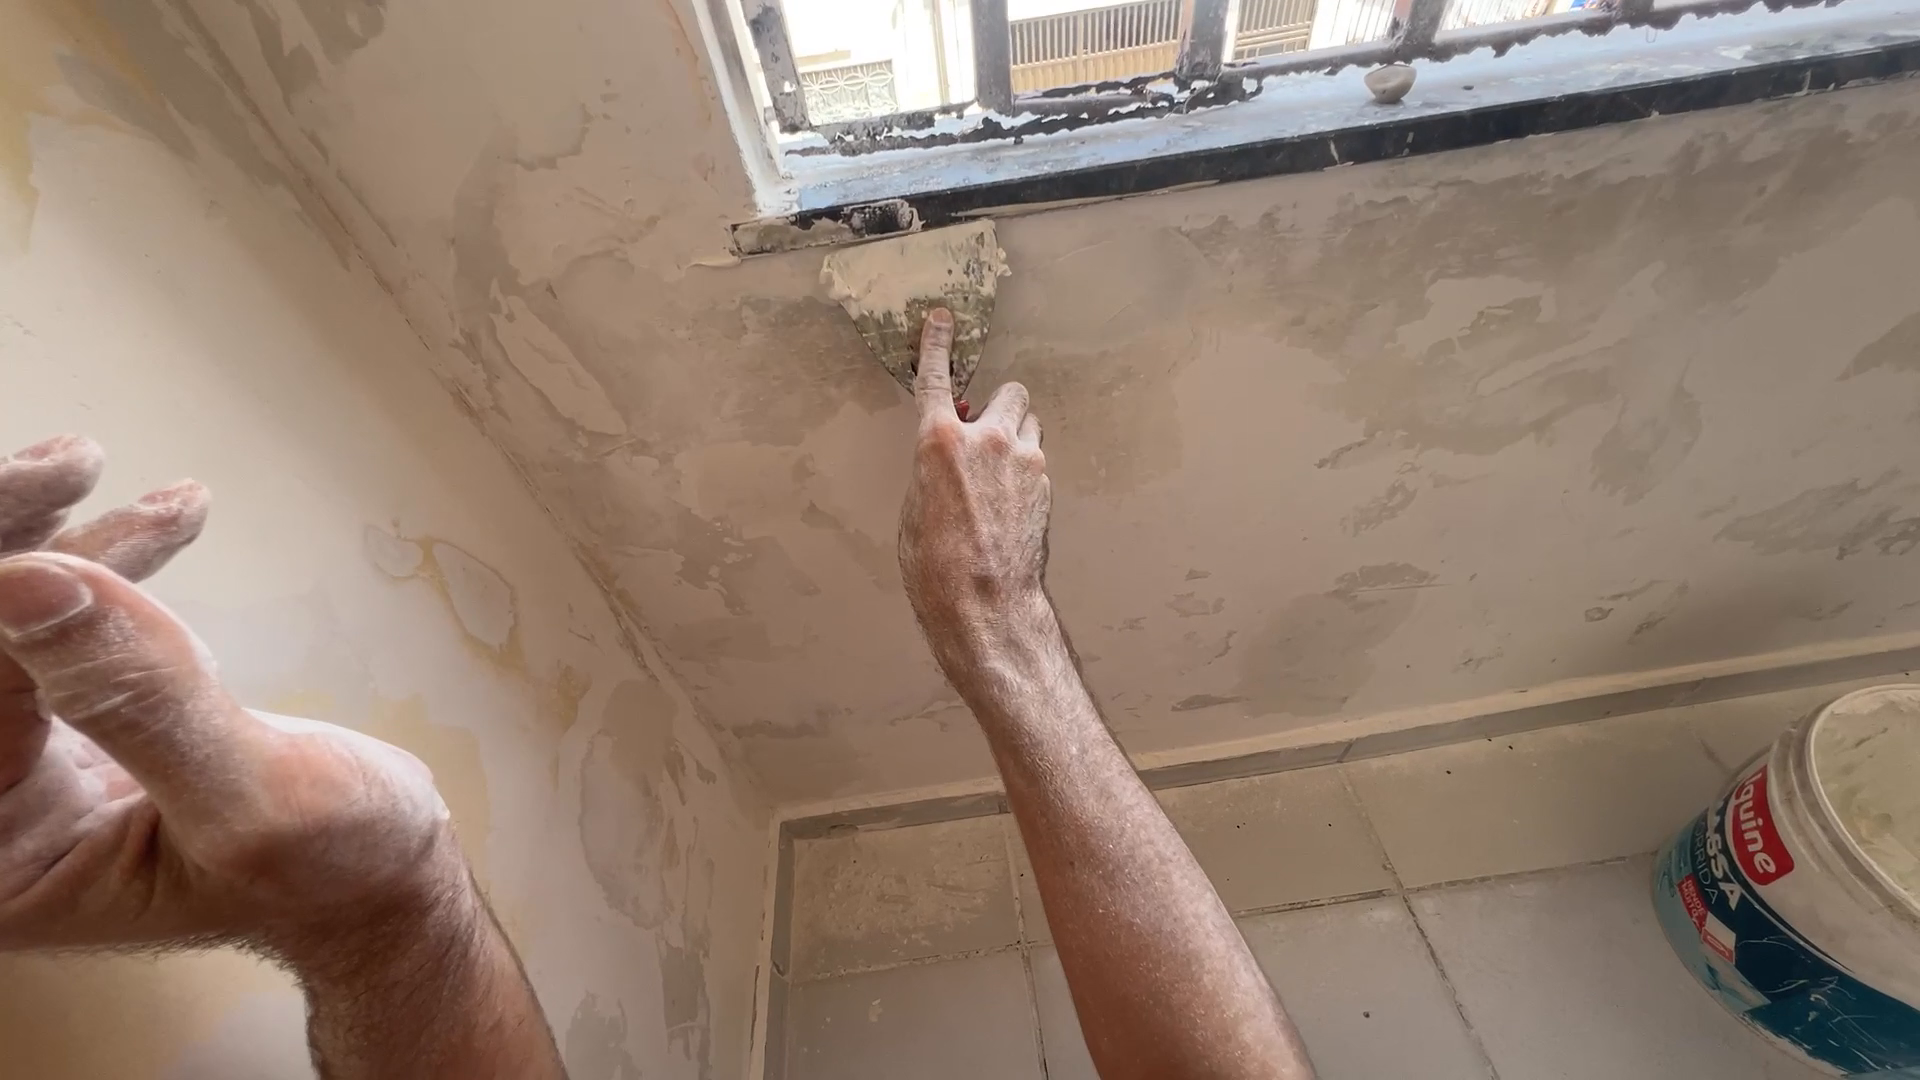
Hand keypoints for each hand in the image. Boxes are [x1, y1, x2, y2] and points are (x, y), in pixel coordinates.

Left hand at [0, 436, 463, 962]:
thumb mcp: (256, 792)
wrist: (379, 866)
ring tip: (102, 468)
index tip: (92, 505)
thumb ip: (148, 701)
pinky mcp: (76, 727)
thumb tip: (29, 584)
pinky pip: (51, 635)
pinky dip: (101, 567)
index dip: (10, 597)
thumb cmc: (334, 859)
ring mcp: (21, 766)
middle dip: (4, 545)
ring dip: (48, 541)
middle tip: (76, 462)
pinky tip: (158, 523)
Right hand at [897, 309, 1050, 658]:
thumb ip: (933, 468)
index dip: (937, 346)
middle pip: (1009, 391)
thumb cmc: (934, 566)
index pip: (936, 379)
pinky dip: (1025, 468)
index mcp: (940, 442)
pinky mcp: (1045, 483)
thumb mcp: (915, 508)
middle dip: (998, 406)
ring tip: (1000, 470)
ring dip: (1015, 433)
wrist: (985, 602)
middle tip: (985, 432)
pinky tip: (1011, 502)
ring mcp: (1024, 459)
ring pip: (1029, 421)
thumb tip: (946, 460)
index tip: (942, 321)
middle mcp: (987, 439)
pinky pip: (1036, 458)